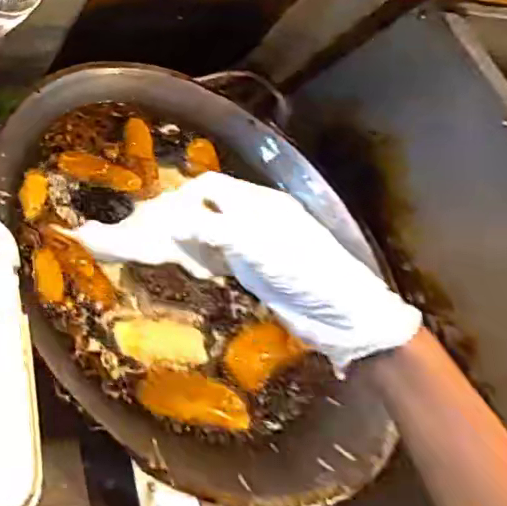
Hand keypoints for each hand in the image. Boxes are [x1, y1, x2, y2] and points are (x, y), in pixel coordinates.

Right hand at [65, 172, 419, 370]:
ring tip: (172, 252)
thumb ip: (213, 230)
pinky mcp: (255, 269)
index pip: (211, 184)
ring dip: (192, 239)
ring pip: (212, 230)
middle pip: (208, 205)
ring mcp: (256, 244)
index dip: (185, 195)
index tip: (162, 212)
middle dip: (183, 216)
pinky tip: (196, 269)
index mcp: (259, 203)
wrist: (347, 321)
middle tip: (159, 232)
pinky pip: (219, 254)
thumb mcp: (256, 247)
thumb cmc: (306, 273)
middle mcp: (256, 217)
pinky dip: (203, 257)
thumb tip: (171, 221)